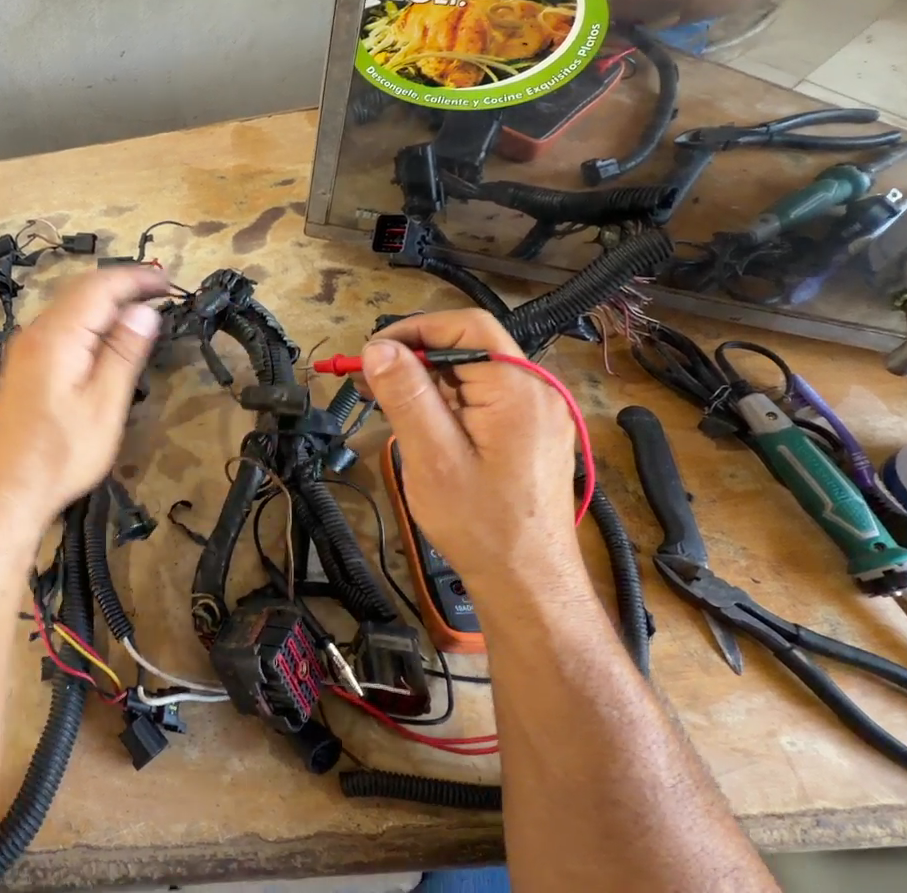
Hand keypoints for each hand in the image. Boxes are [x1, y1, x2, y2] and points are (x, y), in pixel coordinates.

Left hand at [0, 266, 168, 522]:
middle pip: (79, 290)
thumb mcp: (104, 404)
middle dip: (121, 284)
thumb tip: (144, 310)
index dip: (136, 278)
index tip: (168, 280)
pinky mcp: (22, 368)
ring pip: (67, 308)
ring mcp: (24, 350)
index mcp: (57, 336)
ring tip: (138, 310)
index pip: (100, 287)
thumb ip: (123, 353)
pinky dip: (86, 321)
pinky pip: (58, 327)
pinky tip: (103, 339)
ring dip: (103, 302)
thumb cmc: (61, 454)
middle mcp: (34, 334)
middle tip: (159, 291)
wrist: (6, 490)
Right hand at [356, 309, 583, 596]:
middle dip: (415, 354)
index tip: (371, 353)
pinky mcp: (530, 432)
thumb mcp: (432, 457)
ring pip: (474, 371)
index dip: (414, 329)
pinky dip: (447, 398)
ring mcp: (538, 412)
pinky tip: (418, 419)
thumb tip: (377, 347)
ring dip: (427, 377)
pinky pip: (484, 396)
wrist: (527, 581)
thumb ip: (407, 396)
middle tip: (368, 378)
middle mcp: (537, 390)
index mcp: (518, 389)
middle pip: (470, 345)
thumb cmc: (479, 523)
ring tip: (384, 399)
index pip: (466, 325)